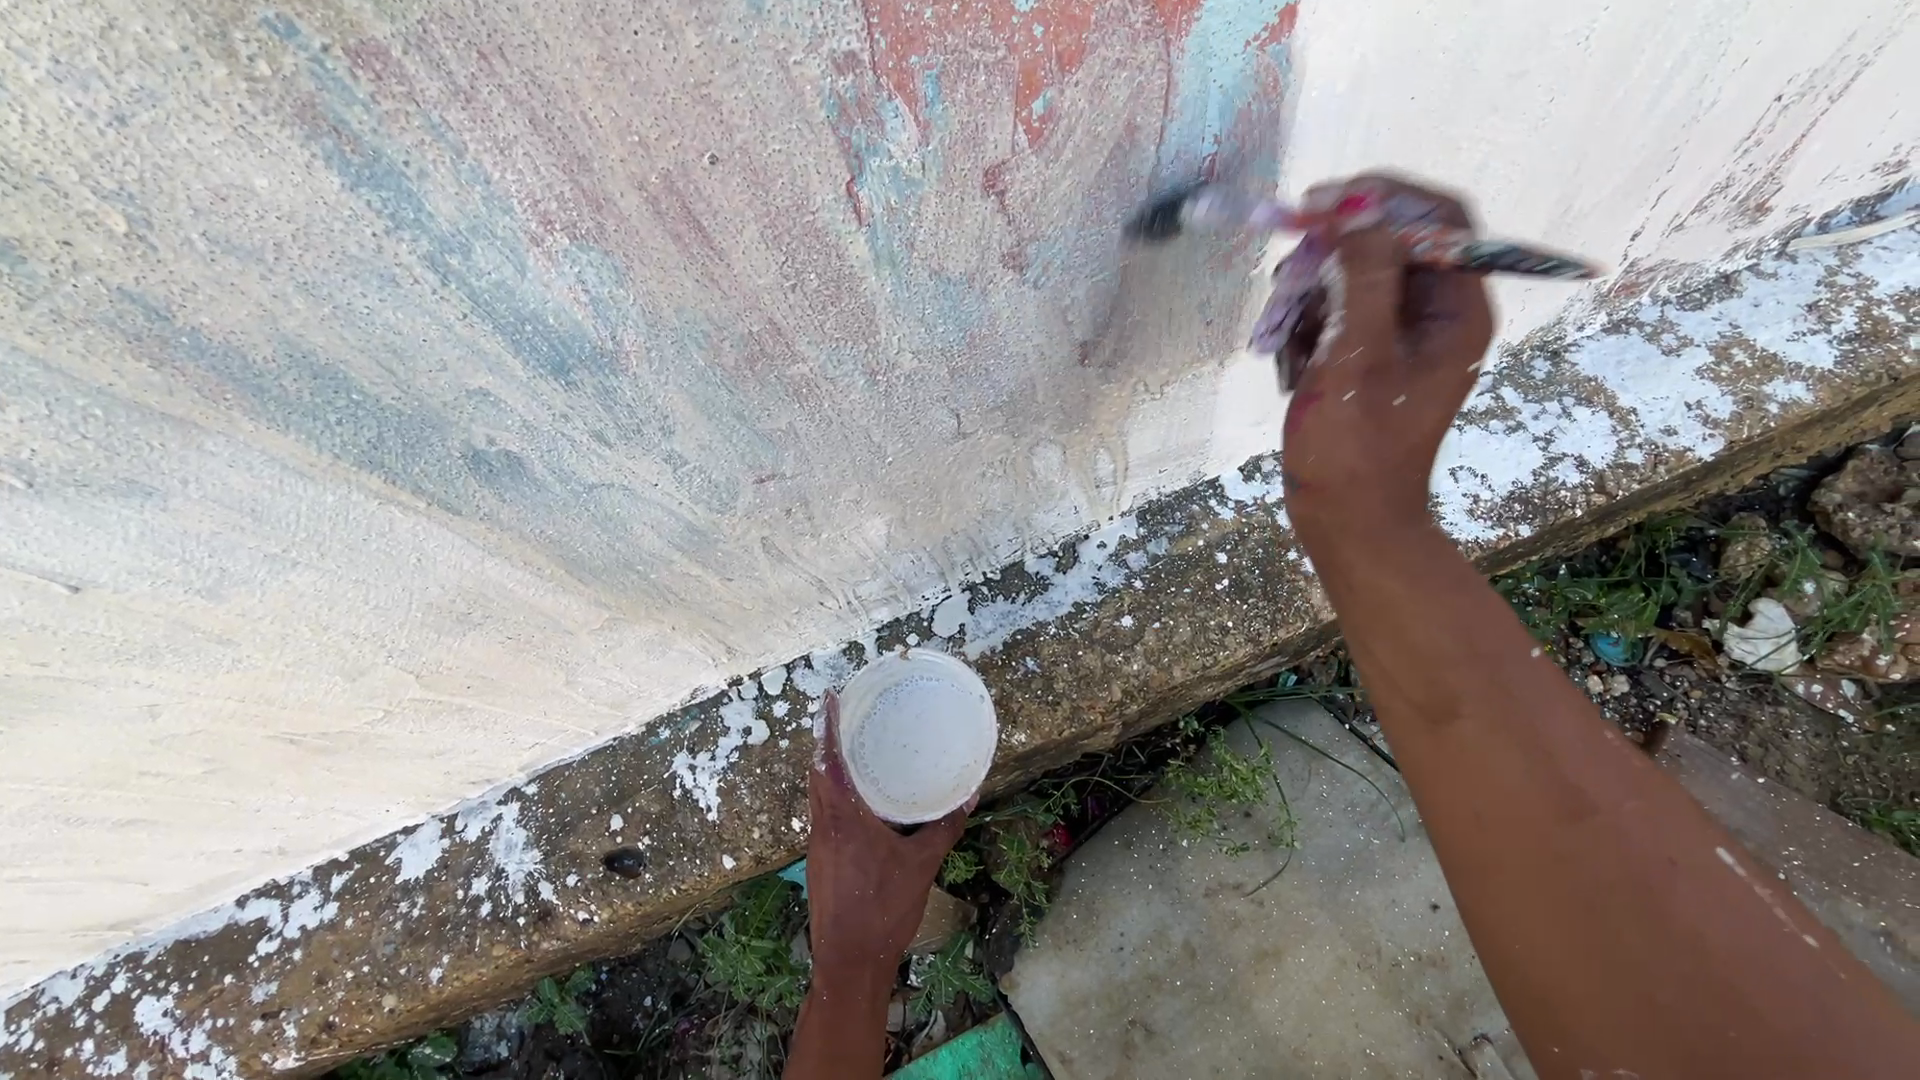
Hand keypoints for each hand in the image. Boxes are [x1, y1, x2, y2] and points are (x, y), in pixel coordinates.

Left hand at [805, 693, 969, 981]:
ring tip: (845, 746)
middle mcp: (823, 826)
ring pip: (815, 794)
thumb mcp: (922, 865)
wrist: (849, 962)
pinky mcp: (819, 861)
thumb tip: (970, 796)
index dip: (826, 726)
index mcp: (843, 819)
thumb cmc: (884, 909)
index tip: (829, 697)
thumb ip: (945, 827)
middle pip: (814, 772)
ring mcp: (817, 845)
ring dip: (824, 766)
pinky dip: (830, 793)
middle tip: (840, 713)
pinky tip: (852, 799)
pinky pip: (821, 813)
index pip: (827, 760)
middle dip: (823, 740)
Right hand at [1271, 173, 1493, 538]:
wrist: (1345, 518)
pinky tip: (1292, 366)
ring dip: (1308, 298)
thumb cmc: (1355, 446)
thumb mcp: (1356, 355)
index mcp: (1455, 309)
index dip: (1381, 198)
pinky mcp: (1366, 359)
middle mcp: (1433, 315)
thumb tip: (1358, 206)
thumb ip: (1362, 274)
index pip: (1435, 220)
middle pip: (1385, 246)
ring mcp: (1397, 338)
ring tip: (1283, 336)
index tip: (1320, 199)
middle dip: (1329, 258)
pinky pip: (1333, 318)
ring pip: (1350, 282)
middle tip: (1285, 279)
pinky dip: (1306, 331)